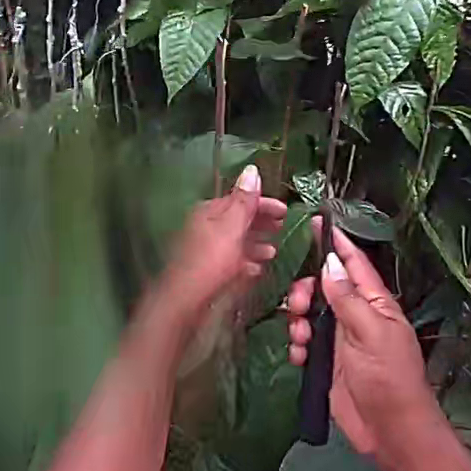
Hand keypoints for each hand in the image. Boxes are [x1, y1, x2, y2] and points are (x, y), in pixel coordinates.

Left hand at [154, 165, 286, 331]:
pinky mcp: (205, 271)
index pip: (241, 199)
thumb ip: (244, 201)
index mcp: (210, 211)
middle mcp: (205, 226)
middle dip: (261, 222)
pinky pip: (230, 260)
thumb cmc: (210, 261)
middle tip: (283, 228)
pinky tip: (256, 270)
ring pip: (234, 240)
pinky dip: (245, 261)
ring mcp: (204, 249)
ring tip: (273, 252)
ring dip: (255, 243)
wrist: (183, 302)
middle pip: (237, 219)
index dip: (264, 203)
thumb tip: (252, 169)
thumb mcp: (231, 227)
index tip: (287, 212)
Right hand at [286, 218, 441, 456]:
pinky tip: (299, 356)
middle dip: (306, 290)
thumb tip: (329, 263)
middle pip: (323, 286)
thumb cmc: (387, 377)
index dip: (336, 242)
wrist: (389, 432)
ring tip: (300, 338)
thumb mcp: (369, 333)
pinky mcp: (328, 361)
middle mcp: (356, 314)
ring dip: (299, 320)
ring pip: (310, 313)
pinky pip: (305, 341)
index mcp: (374, 302)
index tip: (315, 220)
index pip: (353, 263)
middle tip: (298, 304)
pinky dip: (298, 345)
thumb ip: (347, 298)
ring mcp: (341, 338)